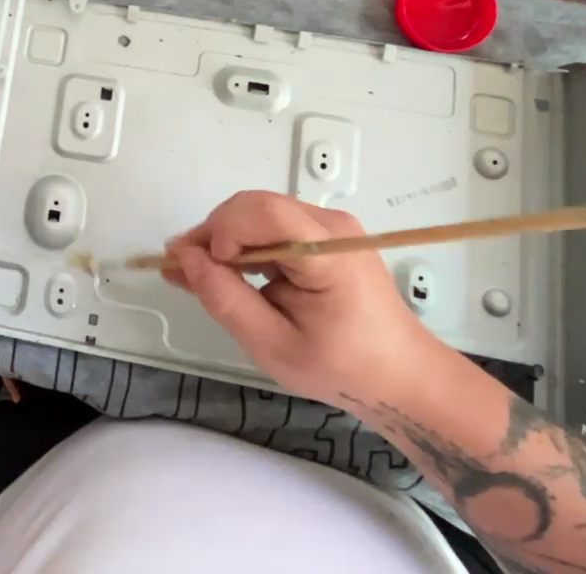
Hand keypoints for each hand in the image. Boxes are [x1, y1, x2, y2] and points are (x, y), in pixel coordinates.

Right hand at [164, 191, 442, 406]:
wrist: (401, 378)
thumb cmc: (343, 369)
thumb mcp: (274, 346)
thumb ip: (226, 300)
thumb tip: (185, 259)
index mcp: (329, 253)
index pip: (264, 213)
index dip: (223, 231)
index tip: (201, 268)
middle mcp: (331, 226)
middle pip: (254, 207)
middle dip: (213, 234)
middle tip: (184, 272)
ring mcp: (330, 227)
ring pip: (257, 212)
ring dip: (224, 238)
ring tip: (199, 274)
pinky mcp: (324, 235)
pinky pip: (271, 224)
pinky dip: (243, 242)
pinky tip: (228, 271)